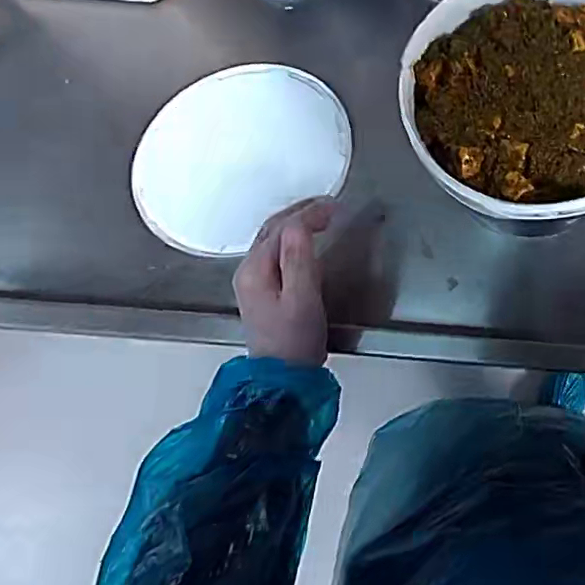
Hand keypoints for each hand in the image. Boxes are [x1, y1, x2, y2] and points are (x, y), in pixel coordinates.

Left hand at [234, 197, 335, 365]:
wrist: (281, 380)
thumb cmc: (295, 341)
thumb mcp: (303, 298)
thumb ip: (300, 258)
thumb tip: (301, 224)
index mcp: (255, 270)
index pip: (283, 227)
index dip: (309, 213)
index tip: (335, 208)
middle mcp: (248, 270)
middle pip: (273, 228)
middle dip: (301, 211)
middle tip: (329, 204)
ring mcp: (252, 280)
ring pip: (273, 238)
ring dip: (296, 222)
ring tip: (321, 215)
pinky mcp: (262, 290)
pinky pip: (275, 250)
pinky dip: (293, 237)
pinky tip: (306, 238)